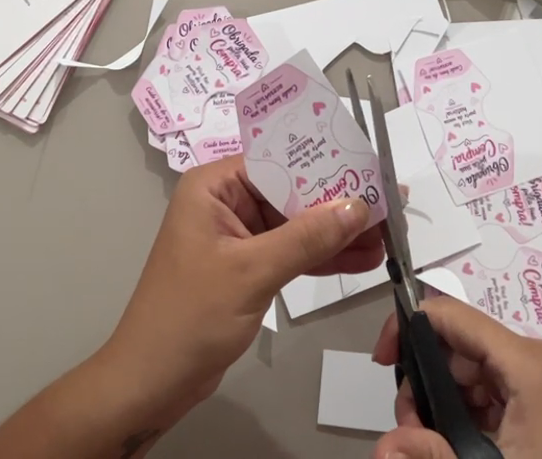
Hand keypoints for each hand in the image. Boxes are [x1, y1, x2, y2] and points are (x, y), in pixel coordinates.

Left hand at [98, 156, 384, 422]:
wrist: (152, 381)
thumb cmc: (190, 316)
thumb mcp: (252, 272)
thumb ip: (306, 238)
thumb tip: (356, 206)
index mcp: (213, 187)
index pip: (276, 161)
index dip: (323, 163)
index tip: (369, 168)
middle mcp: (224, 203)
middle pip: (290, 191)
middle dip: (337, 201)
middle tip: (389, 204)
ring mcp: (236, 236)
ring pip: (295, 223)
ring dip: (336, 232)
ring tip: (387, 235)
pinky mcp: (247, 267)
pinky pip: (291, 252)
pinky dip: (322, 257)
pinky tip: (361, 258)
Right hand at [369, 295, 541, 458]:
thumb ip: (433, 455)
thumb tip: (382, 447)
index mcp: (527, 362)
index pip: (451, 314)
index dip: (408, 327)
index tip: (382, 362)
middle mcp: (538, 359)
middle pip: (459, 345)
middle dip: (425, 380)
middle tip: (411, 429)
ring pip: (474, 370)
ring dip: (445, 402)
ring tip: (434, 444)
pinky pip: (497, 391)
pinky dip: (471, 414)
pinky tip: (462, 446)